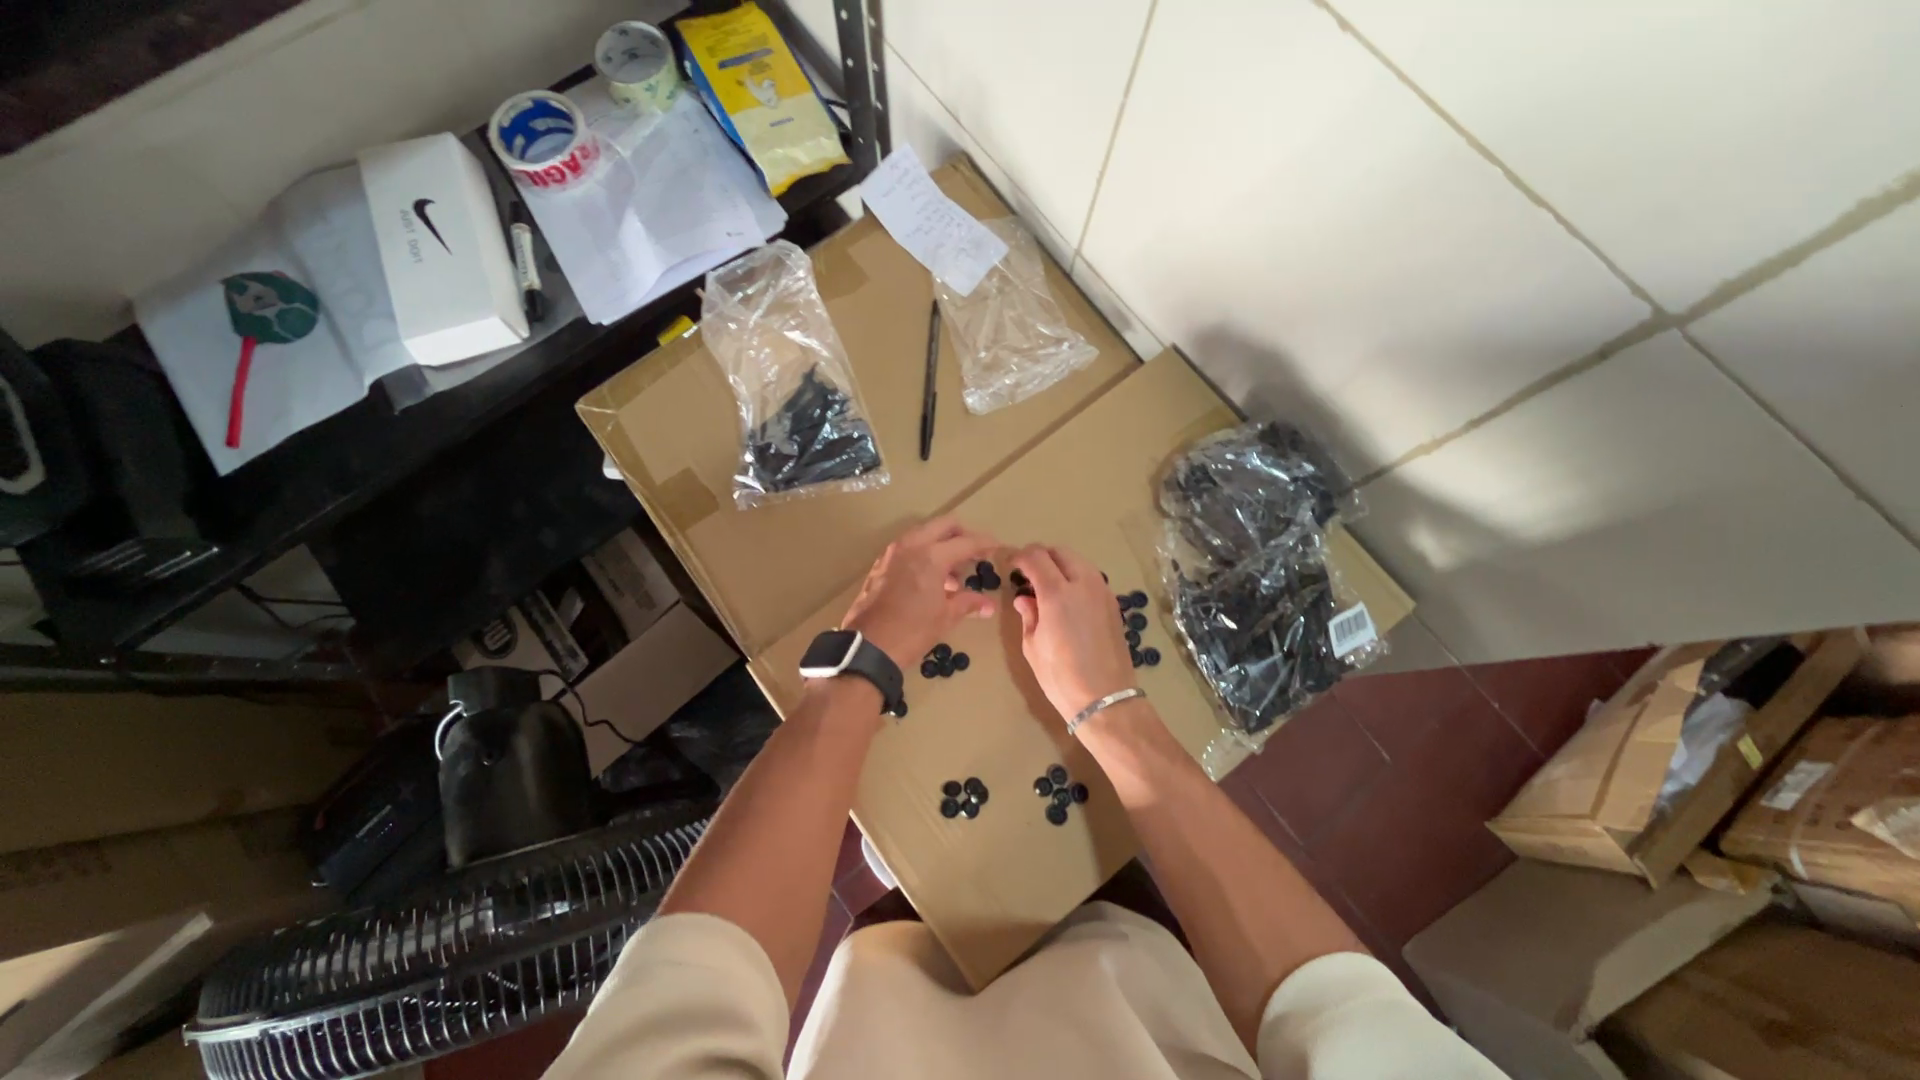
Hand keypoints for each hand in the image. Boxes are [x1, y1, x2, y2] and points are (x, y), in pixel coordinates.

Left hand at [841, 516, 999, 667]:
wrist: (868, 647)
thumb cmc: (912, 631)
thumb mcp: (945, 617)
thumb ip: (968, 602)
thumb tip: (988, 605)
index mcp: (931, 556)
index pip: (966, 542)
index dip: (984, 544)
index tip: (997, 547)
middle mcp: (911, 546)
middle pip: (944, 525)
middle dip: (962, 535)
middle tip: (975, 554)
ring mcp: (892, 553)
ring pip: (923, 534)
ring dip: (941, 545)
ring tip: (953, 575)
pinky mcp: (881, 565)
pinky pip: (908, 548)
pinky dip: (923, 554)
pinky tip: (930, 580)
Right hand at [1009, 544, 1136, 722]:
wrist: (1105, 698)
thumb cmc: (1061, 676)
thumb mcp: (1033, 647)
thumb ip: (1028, 616)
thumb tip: (1024, 599)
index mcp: (1057, 593)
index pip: (1036, 557)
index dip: (1020, 556)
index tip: (1010, 564)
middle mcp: (1083, 584)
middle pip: (1061, 552)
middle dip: (1041, 555)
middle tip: (1027, 571)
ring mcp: (1103, 592)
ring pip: (1079, 561)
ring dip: (1061, 564)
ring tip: (1047, 583)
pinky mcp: (1113, 603)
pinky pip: (1092, 577)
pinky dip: (1077, 577)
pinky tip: (1068, 597)